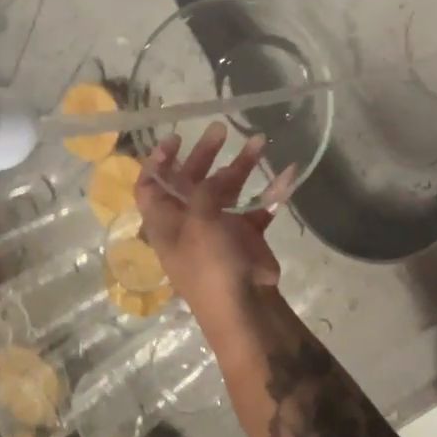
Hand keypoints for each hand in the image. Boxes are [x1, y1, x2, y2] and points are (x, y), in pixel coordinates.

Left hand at [134, 122, 286, 315]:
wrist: (245, 307)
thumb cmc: (210, 264)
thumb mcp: (199, 222)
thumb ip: (206, 190)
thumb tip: (221, 174)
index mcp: (165, 223)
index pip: (150, 187)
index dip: (156, 162)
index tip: (175, 138)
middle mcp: (189, 222)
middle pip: (190, 180)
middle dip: (204, 153)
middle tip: (221, 129)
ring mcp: (218, 227)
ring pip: (226, 188)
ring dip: (240, 164)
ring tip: (260, 141)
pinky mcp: (245, 234)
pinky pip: (257, 204)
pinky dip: (270, 189)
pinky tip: (286, 172)